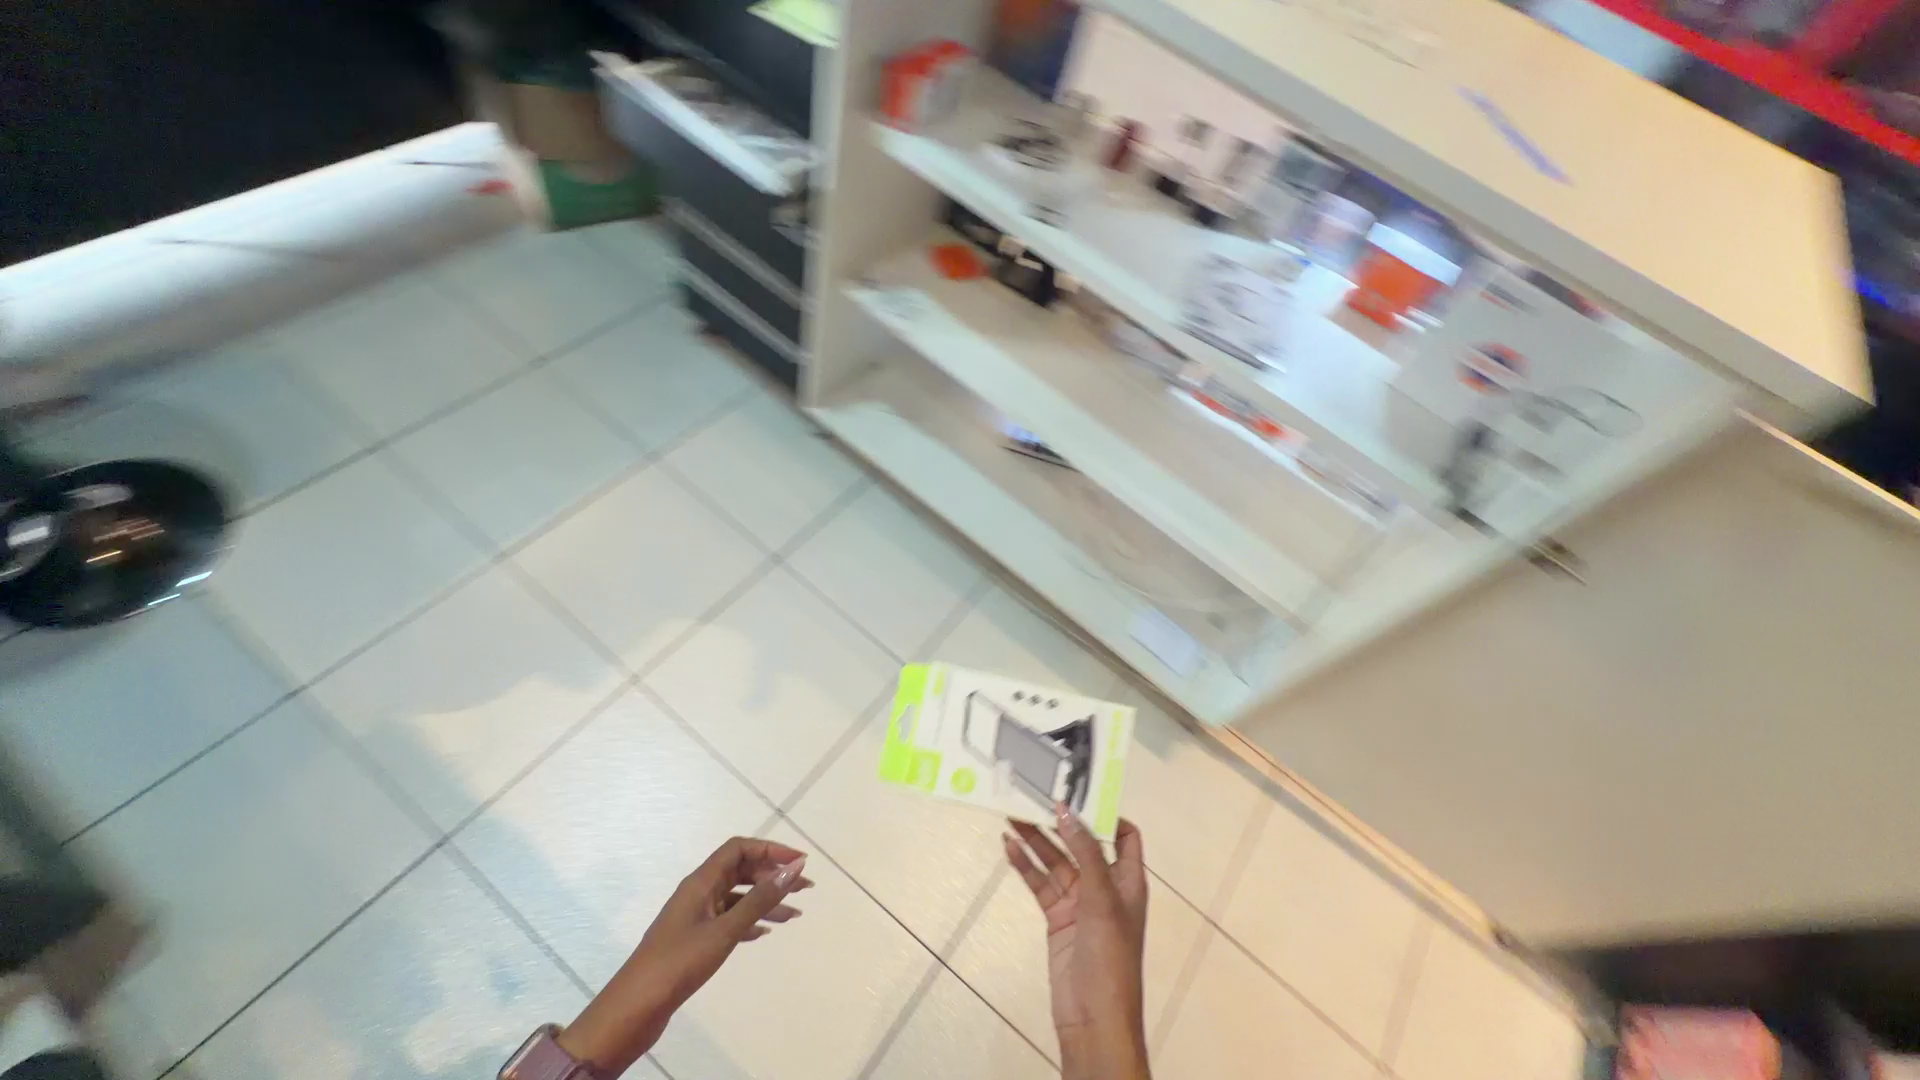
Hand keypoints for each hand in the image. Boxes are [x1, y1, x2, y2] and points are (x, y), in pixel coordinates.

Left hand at [558, 837, 811, 1074]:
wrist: (635, 1008)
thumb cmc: (679, 962)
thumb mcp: (725, 930)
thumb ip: (760, 899)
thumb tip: (793, 868)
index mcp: (701, 881)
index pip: (739, 849)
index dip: (771, 850)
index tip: (800, 863)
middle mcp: (698, 892)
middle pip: (741, 870)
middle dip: (773, 875)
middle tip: (805, 888)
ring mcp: (695, 916)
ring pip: (737, 897)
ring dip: (765, 901)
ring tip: (794, 915)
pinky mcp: (694, 939)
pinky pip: (728, 919)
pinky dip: (749, 921)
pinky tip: (764, 933)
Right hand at [1003, 807, 1150, 1079]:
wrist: (1093, 1018)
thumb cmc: (1109, 956)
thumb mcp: (1101, 899)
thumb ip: (1084, 852)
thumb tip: (1067, 810)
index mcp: (1128, 879)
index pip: (1125, 835)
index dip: (1106, 814)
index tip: (1078, 792)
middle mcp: (1105, 886)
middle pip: (1081, 844)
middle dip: (1059, 822)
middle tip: (1033, 795)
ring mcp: (1079, 902)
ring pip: (1056, 862)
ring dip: (1036, 840)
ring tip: (1011, 814)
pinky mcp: (1057, 918)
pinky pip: (1040, 884)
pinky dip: (1025, 866)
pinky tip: (1008, 848)